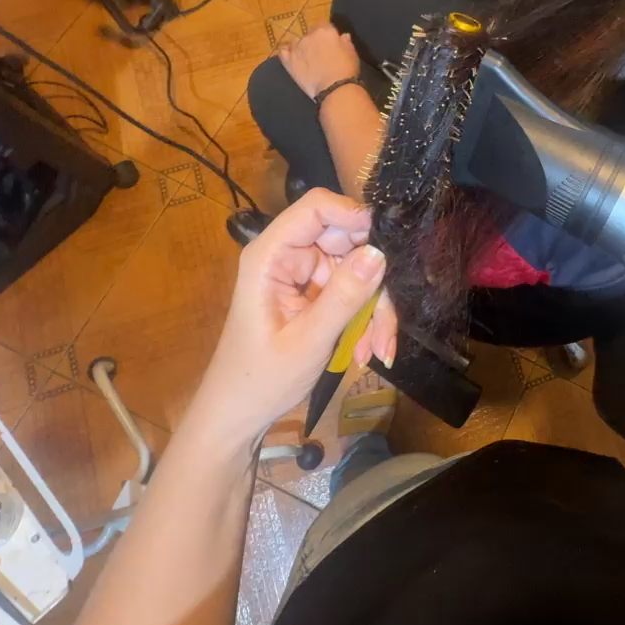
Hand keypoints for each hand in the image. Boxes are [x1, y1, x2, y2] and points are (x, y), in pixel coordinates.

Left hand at [185, 190, 399, 445]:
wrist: (238, 416)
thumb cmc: (260, 380)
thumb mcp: (307, 341)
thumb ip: (344, 296)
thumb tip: (380, 252)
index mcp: (271, 255)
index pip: (316, 208)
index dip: (353, 215)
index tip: (386, 245)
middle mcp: (289, 255)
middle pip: (347, 240)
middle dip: (373, 279)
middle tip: (385, 324)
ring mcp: (305, 274)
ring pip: (358, 268)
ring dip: (374, 309)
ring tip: (376, 349)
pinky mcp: (317, 293)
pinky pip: (355, 291)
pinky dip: (366, 319)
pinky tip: (367, 350)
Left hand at [277, 24, 361, 99]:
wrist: (334, 88)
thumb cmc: (346, 69)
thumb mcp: (352, 53)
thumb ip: (345, 42)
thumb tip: (343, 35)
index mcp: (325, 31)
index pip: (324, 25)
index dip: (327, 33)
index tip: (331, 41)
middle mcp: (309, 36)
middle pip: (310, 33)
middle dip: (314, 40)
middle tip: (320, 52)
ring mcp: (296, 48)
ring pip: (296, 41)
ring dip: (301, 46)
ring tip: (306, 57)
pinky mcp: (288, 61)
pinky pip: (283, 51)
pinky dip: (286, 52)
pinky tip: (291, 57)